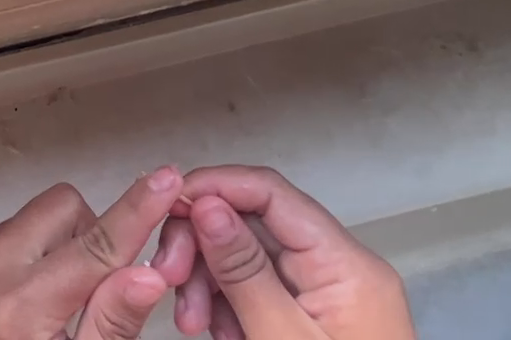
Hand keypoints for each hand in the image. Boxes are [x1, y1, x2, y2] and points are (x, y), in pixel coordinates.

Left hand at [0, 166, 187, 339]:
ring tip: (48, 303)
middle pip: (61, 208)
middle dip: (88, 236)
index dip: (137, 210)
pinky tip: (18, 300)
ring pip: (30, 216)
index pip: (96, 247)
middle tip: (89, 289)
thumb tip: (149, 274)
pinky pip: (0, 232)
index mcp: (22, 307)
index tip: (165, 179)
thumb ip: (111, 323)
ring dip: (52, 246)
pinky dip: (22, 255)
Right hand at [150, 166, 414, 339]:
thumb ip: (243, 269)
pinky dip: (223, 303)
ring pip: (244, 253)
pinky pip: (253, 286)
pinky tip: (212, 332)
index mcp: (344, 264)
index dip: (214, 186)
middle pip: (251, 221)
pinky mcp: (308, 315)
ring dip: (206, 279)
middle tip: (168, 278)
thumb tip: (205, 201)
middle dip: (202, 244)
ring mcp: (322, 291)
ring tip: (189, 323)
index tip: (166, 207)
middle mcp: (336, 265)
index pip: (270, 191)